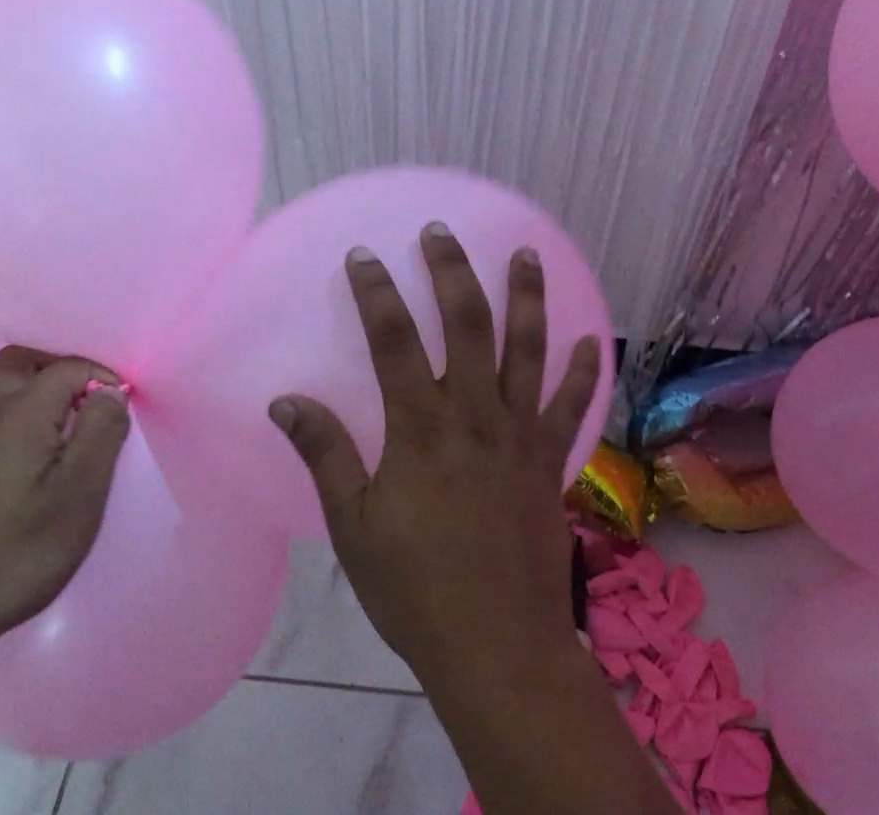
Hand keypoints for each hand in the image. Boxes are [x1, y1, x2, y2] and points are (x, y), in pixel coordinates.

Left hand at [0, 347, 130, 654]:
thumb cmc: (19, 552)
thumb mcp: (80, 494)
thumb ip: (101, 432)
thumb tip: (109, 392)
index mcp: (18, 413)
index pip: (66, 368)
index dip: (101, 376)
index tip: (124, 407)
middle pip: (21, 360)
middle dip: (61, 368)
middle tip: (92, 401)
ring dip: (34, 387)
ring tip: (65, 425)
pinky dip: (13, 410)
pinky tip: (28, 452)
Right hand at [269, 223, 602, 682]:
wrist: (497, 644)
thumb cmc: (414, 590)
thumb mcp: (353, 527)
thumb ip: (326, 456)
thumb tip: (286, 401)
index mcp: (420, 430)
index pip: (393, 341)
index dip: (377, 293)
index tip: (365, 256)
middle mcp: (474, 418)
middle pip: (465, 326)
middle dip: (451, 273)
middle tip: (442, 233)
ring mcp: (520, 437)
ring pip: (526, 350)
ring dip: (525, 298)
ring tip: (526, 254)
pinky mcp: (550, 464)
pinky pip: (571, 407)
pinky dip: (582, 372)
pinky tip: (591, 340)